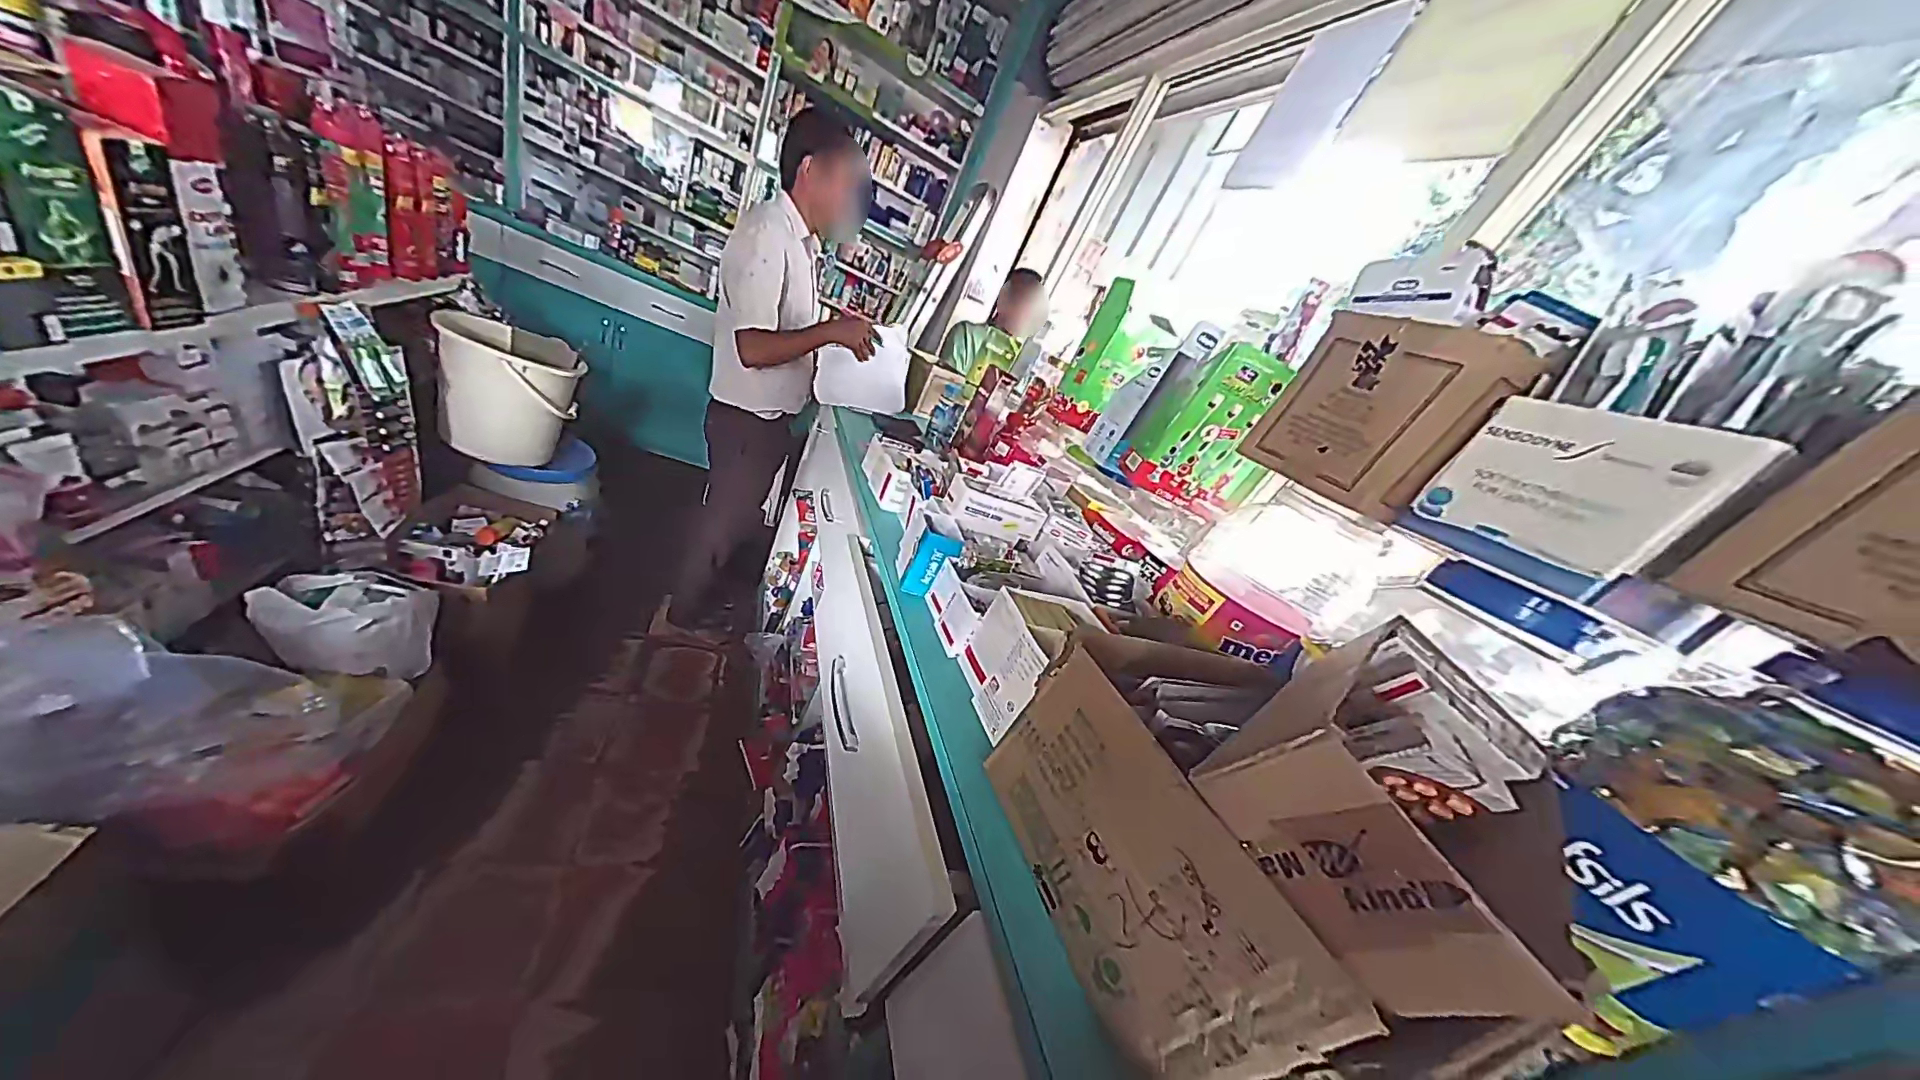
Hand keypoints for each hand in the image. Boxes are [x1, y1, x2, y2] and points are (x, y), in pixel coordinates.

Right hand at [824, 314, 876, 361]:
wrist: (832, 329)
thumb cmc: (836, 323)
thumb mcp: (848, 318)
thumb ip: (855, 322)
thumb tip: (856, 324)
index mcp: (863, 322)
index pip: (873, 330)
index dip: (877, 336)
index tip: (880, 340)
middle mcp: (863, 330)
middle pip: (869, 341)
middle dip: (872, 348)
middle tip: (874, 353)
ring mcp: (859, 337)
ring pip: (865, 348)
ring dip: (866, 354)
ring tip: (867, 358)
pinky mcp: (854, 345)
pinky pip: (859, 352)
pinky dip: (860, 357)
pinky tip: (861, 360)